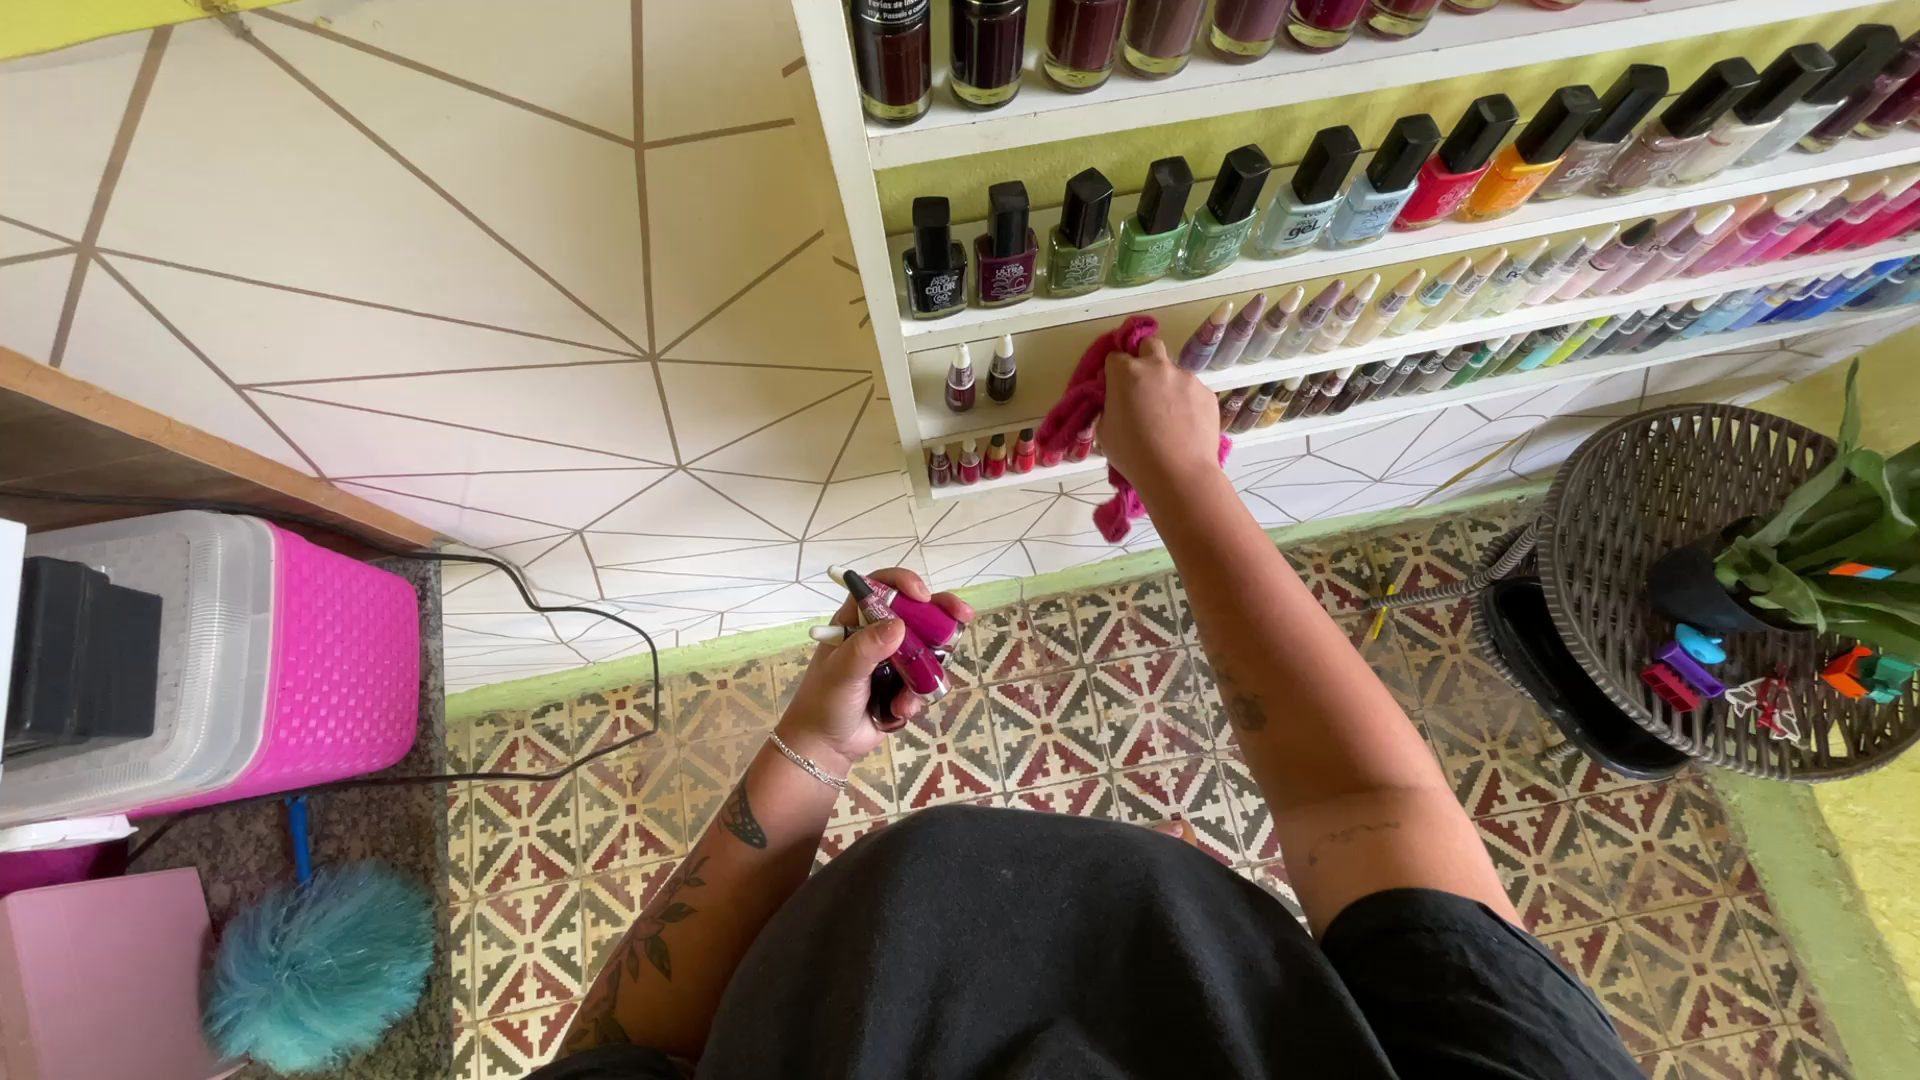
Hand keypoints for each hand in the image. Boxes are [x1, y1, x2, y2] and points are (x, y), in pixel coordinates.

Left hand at [777, 568, 972, 772]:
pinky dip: (920, 695)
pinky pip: (928, 679)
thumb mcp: (841, 673)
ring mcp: (896, 658)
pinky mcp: (907, 682)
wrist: (827, 747)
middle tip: (964, 615)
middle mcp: (879, 634)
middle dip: (942, 612)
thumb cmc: (824, 703)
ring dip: (928, 668)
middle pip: (917, 610)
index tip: (923, 595)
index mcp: (856, 621)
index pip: (881, 587)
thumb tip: (899, 625)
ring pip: (929, 647)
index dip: (904, 583)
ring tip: (911, 695)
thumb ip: (866, 648)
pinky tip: (900, 711)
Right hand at [1097, 336, 1220, 500]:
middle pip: (1149, 345)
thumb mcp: (1104, 432)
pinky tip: (1184, 427)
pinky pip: (1192, 392)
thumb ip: (1109, 407)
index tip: (1115, 388)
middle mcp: (1157, 367)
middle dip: (1144, 358)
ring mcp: (1186, 378)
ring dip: (1167, 386)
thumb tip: (1118, 401)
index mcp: (1126, 373)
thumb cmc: (1132, 454)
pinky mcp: (1207, 393)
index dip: (1114, 372)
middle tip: (1142, 386)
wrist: (1177, 473)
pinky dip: (1186, 403)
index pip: (1115, 356)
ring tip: (1167, 418)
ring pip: (1173, 372)